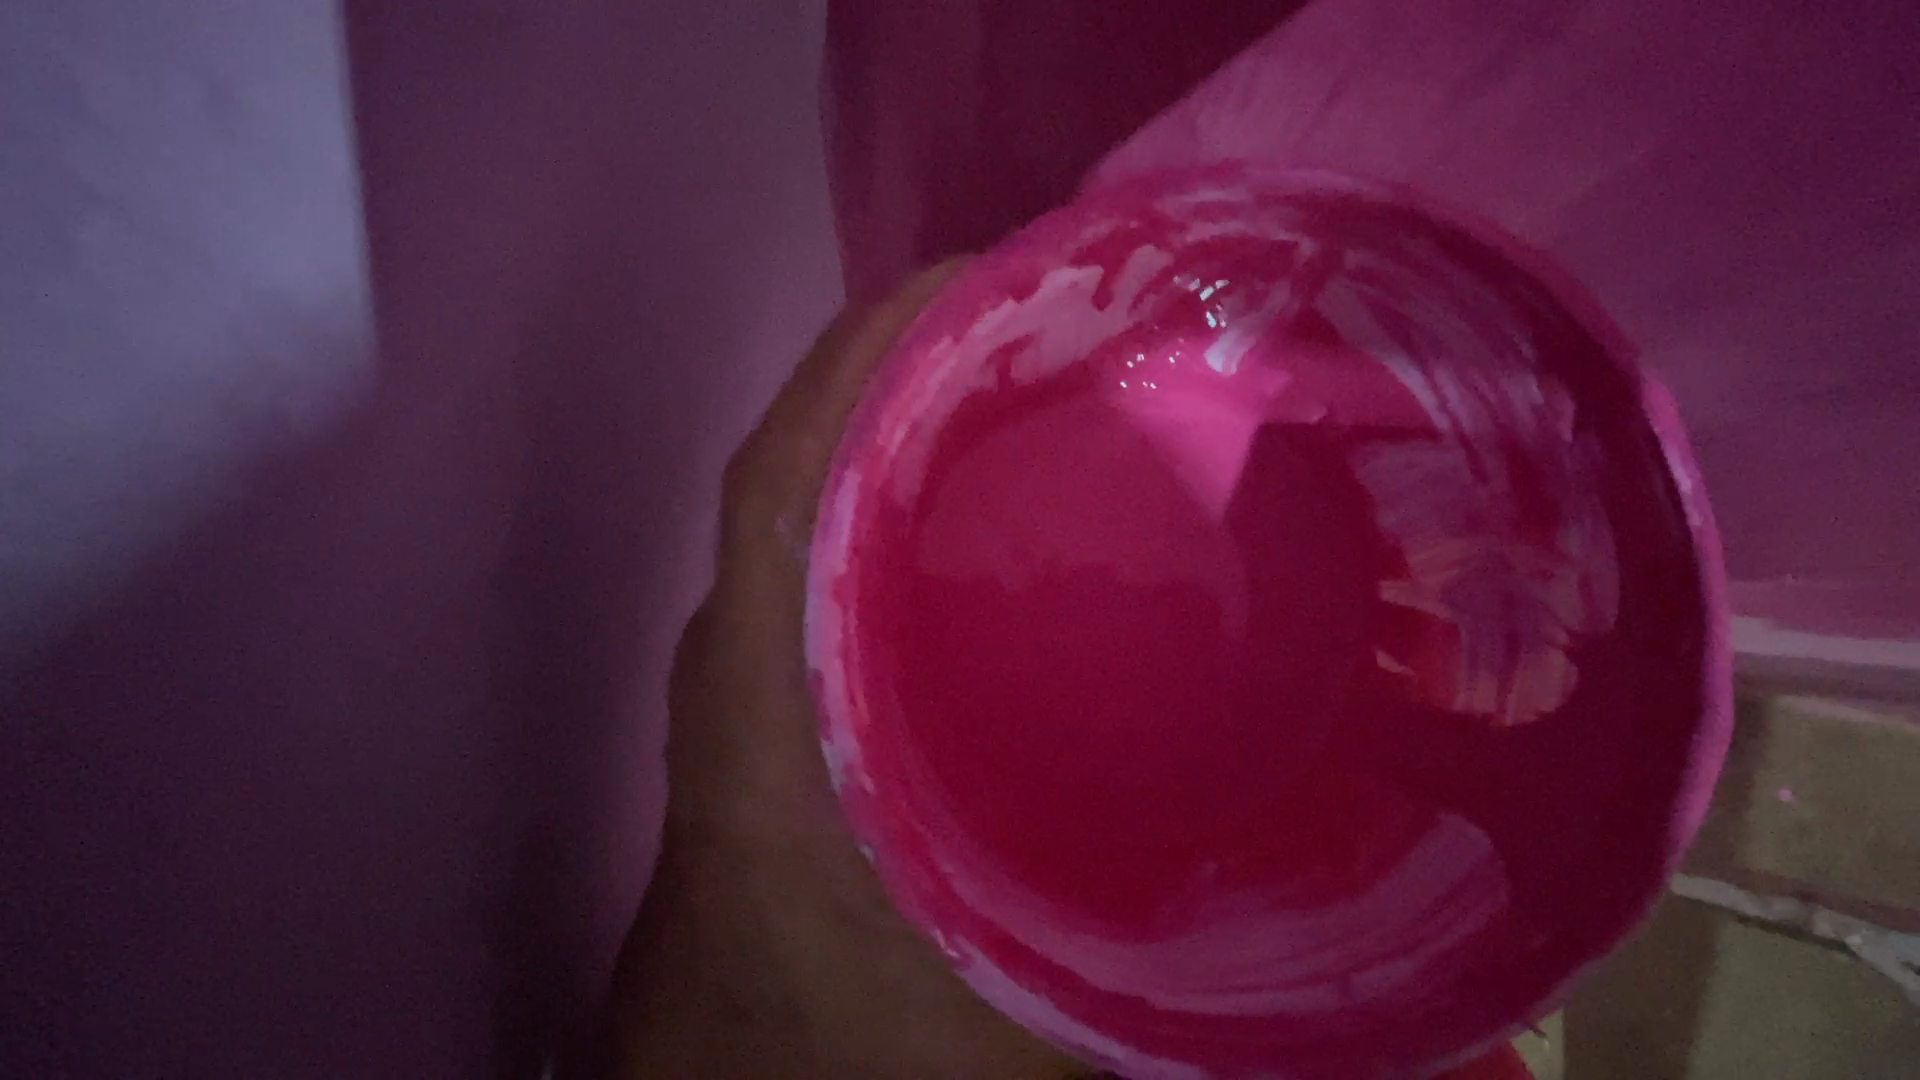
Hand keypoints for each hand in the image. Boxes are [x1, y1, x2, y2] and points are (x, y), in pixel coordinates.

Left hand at [595, 261, 1092, 1079]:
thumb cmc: (842, 1053)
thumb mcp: (1001, 1012)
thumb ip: (1134, 947)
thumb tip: (1282, 882)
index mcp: (765, 696)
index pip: (784, 470)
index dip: (866, 352)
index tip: (977, 276)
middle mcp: (748, 657)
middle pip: (812, 466)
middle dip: (916, 376)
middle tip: (1057, 333)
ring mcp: (760, 677)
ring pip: (828, 513)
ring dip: (914, 440)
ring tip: (1040, 396)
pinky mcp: (786, 708)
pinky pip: (841, 571)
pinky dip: (904, 520)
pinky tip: (997, 530)